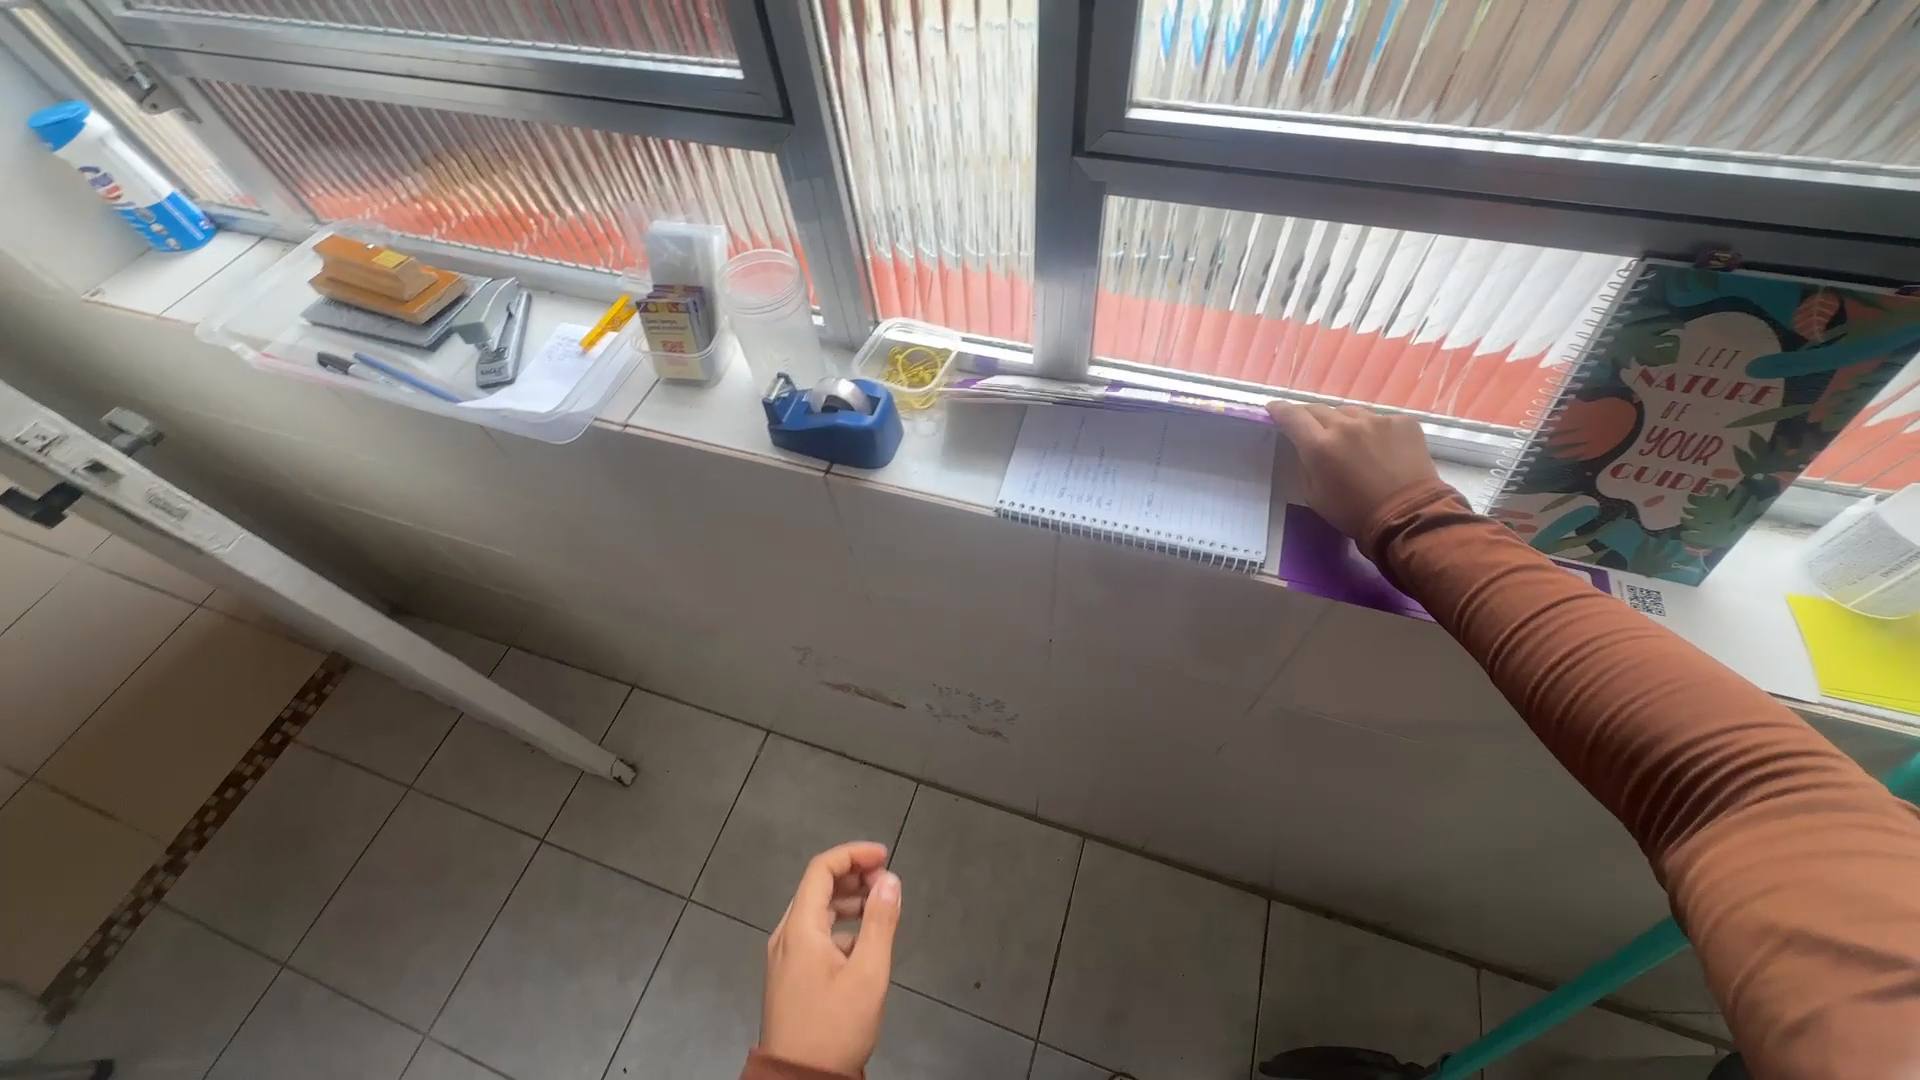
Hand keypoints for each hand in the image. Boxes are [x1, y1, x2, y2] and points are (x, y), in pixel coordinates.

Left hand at [761, 841, 901, 1074]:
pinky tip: (864, 942)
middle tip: (887, 883)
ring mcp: (785, 957)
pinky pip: (815, 934)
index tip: (884, 856)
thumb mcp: (868, 973)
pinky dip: (840, 926)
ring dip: (849, 901)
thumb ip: (880, 922)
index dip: (853, 854)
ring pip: (817, 911)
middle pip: (817, 887)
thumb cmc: (835, 1026)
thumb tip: (890, 880)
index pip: (822, 869)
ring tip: (881, 908)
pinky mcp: (790, 976)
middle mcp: (786, 935)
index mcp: (800, 928)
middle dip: (854, 876)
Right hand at [1267, 401, 1441, 539]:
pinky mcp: (1403, 422)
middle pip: (1318, 409)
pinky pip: (1378, 419)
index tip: (1273, 408)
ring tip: (1348, 441)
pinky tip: (1377, 448)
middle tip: (1309, 428)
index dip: (1280, 410)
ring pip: (1349, 412)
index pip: (1292, 416)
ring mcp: (1377, 421)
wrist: (1408, 516)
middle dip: (1308, 416)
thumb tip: (1306, 447)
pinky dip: (1371, 430)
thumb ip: (1305, 464)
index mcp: (1319, 446)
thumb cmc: (1353, 512)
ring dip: (1342, 423)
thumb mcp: (1313, 494)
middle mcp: (1346, 426)